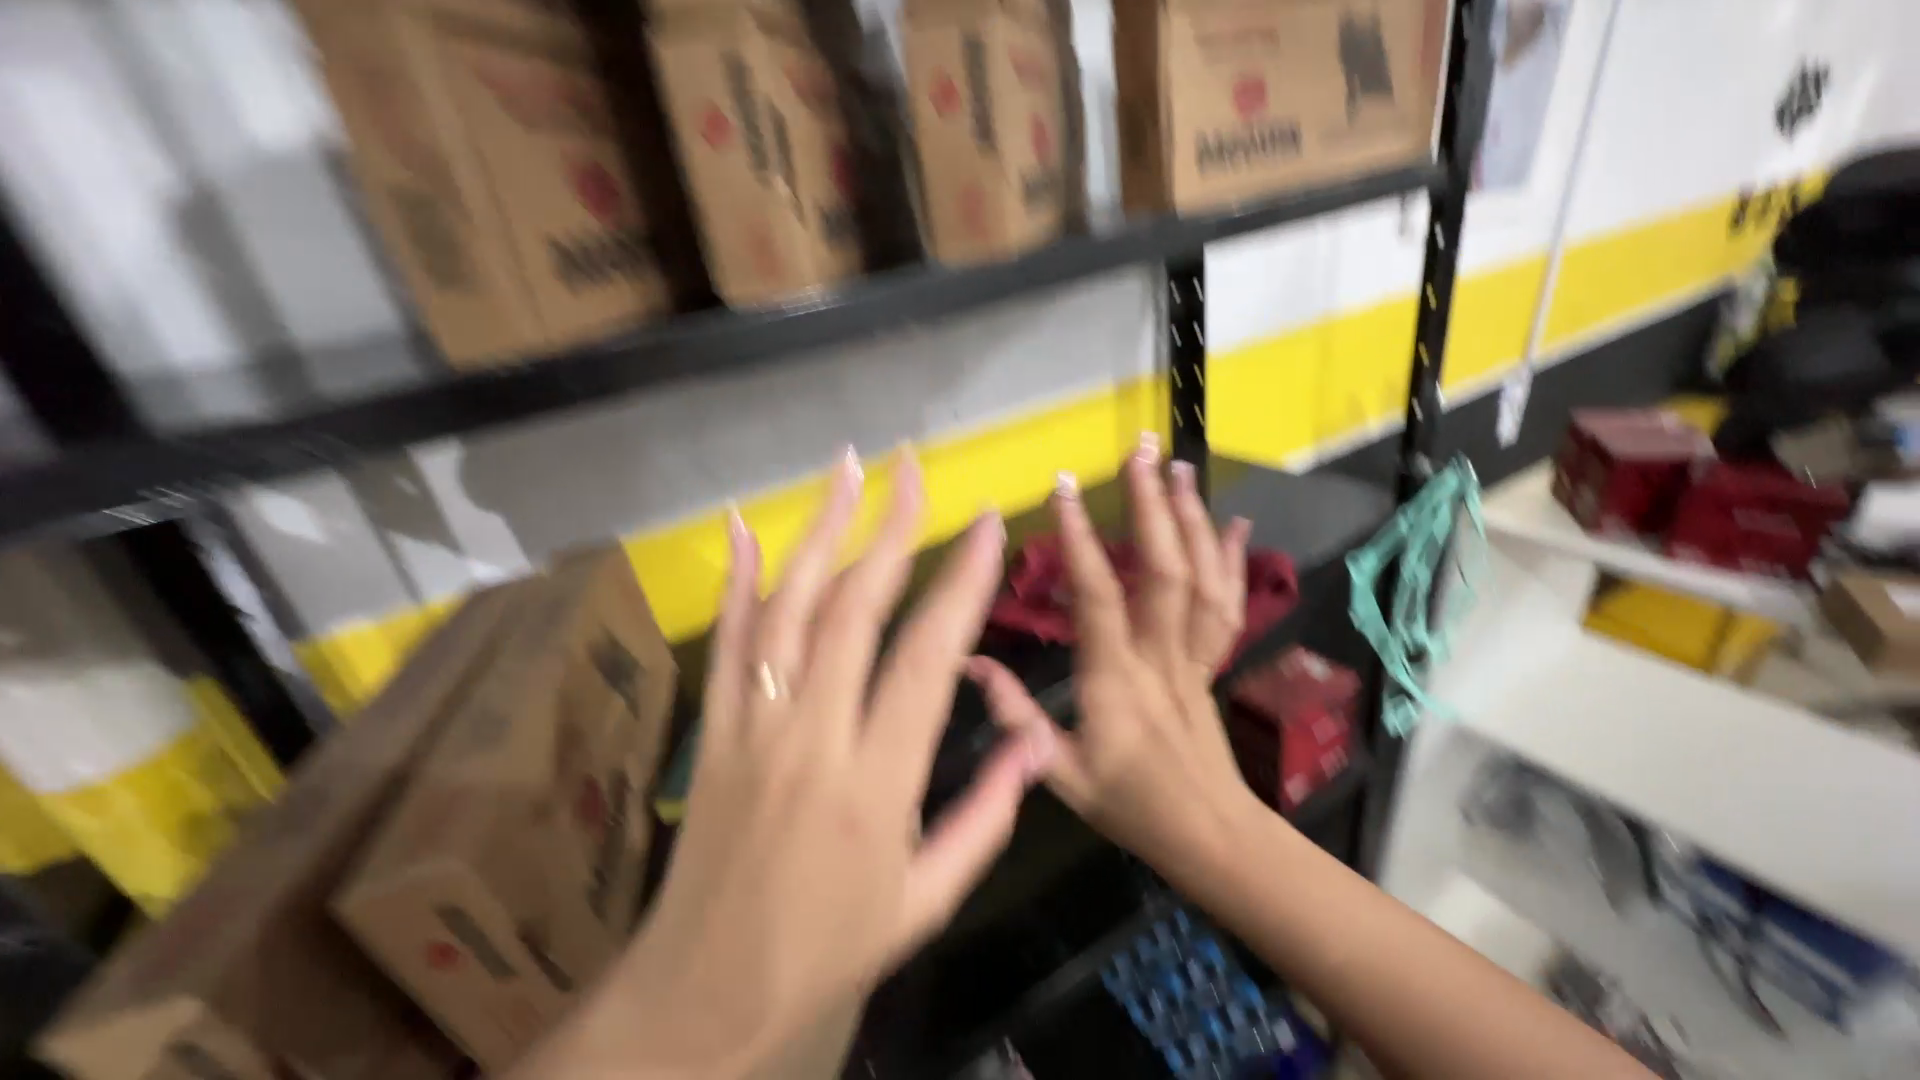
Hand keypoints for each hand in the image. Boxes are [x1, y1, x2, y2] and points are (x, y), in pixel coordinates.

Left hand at [580, 448, 1052, 1078]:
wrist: (706, 993)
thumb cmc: (829, 949)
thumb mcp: (926, 901)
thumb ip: (985, 817)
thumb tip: (1036, 745)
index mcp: (879, 780)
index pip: (927, 656)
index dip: (961, 583)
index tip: (986, 526)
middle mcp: (815, 735)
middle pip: (855, 610)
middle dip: (891, 530)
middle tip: (913, 469)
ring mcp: (756, 726)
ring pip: (789, 609)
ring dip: (819, 532)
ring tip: (846, 469)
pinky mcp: (715, 731)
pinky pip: (728, 644)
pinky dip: (738, 582)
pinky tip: (748, 529)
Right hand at [968, 434, 1259, 878]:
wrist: (1210, 835)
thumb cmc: (1130, 806)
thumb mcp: (1060, 773)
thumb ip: (1016, 717)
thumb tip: (968, 663)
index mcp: (1115, 680)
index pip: (1097, 597)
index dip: (1081, 539)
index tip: (1064, 489)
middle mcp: (1160, 656)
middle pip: (1162, 570)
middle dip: (1151, 505)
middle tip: (1141, 451)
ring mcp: (1193, 656)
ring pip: (1201, 580)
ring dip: (1191, 519)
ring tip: (1180, 469)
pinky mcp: (1212, 663)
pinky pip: (1227, 607)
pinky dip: (1232, 562)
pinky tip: (1234, 524)